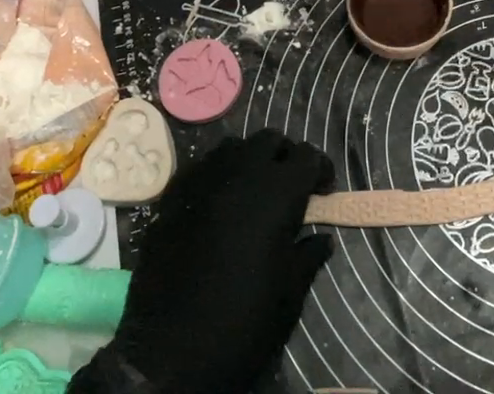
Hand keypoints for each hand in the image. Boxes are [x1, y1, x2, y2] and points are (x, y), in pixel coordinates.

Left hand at [73, 131, 334, 393]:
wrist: (170, 352)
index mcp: (275, 193)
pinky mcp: (171, 197)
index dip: (320, 170)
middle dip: (284, 157)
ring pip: (232, 147)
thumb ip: (308, 255)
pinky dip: (217, 176)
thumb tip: (321, 237)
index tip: (323, 192)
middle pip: (269, 140)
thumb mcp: (289, 294)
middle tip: (290, 188)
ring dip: (249, 161)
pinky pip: (201, 169)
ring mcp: (200, 181)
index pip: (306, 156)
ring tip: (253, 192)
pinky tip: (218, 206)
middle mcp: (238, 174)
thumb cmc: (243, 323)